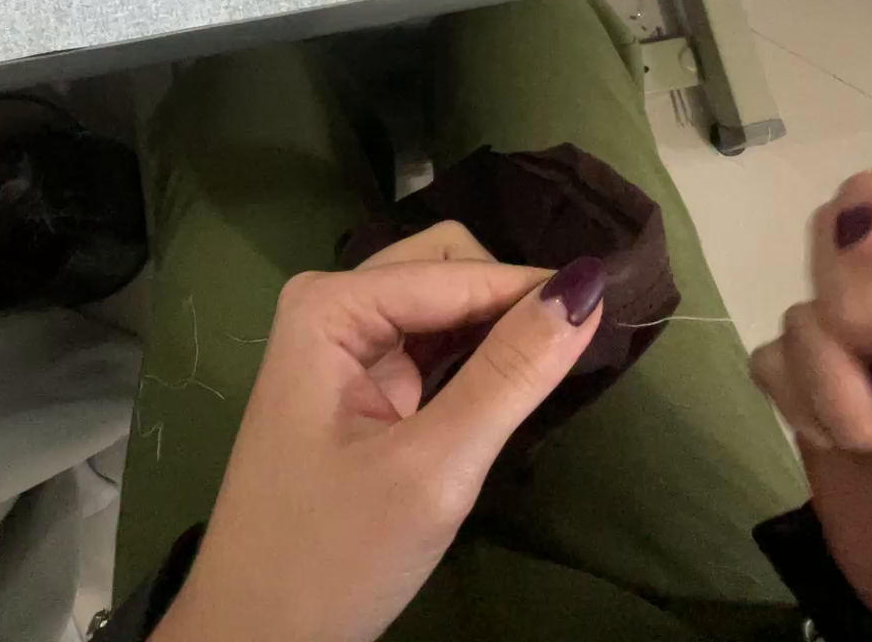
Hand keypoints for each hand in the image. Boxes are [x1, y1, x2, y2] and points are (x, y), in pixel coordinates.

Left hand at [152, 223, 605, 641]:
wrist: (256, 633)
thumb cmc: (334, 555)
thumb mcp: (432, 469)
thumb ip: (508, 375)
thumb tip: (583, 288)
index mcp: (331, 305)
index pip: (455, 271)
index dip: (532, 288)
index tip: (614, 304)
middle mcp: (332, 302)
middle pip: (445, 266)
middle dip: (506, 299)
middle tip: (574, 347)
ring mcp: (343, 338)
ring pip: (441, 298)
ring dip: (496, 325)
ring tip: (553, 360)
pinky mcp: (360, 376)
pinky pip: (430, 338)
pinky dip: (475, 352)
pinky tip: (512, 376)